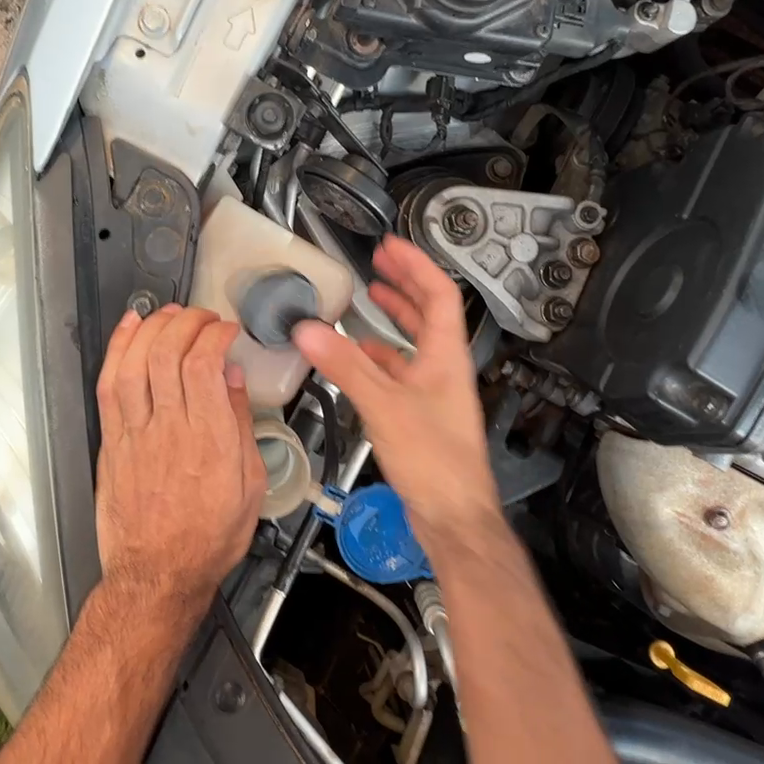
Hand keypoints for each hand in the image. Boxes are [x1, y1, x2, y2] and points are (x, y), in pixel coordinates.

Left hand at [94, 305, 264, 615]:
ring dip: (152, 327)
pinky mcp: (112, 441)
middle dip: (187, 321)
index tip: (227, 330)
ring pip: (136, 362)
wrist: (158, 575)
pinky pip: (109, 385)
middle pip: (169, 353)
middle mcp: (170, 429)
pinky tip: (129, 327)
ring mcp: (135, 433)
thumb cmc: (209, 537)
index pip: (205, 364)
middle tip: (203, 318)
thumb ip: (240, 426)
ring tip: (170, 312)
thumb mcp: (250, 485)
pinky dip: (118, 349)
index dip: (215, 334)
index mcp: (210, 439)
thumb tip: (233, 380)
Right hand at [291, 237, 499, 539]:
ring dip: (393, 317)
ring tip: (370, 298)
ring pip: (414, 342)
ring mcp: (435, 392)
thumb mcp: (385, 406)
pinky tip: (360, 357)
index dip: (416, 266)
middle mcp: (444, 369)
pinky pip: (400, 372)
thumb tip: (309, 330)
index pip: (439, 294)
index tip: (391, 246)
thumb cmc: (436, 462)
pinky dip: (380, 357)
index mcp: (446, 356)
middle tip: (380, 263)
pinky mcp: (422, 415)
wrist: (454, 517)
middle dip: (404, 284)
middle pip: (429, 313)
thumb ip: (345, 366)